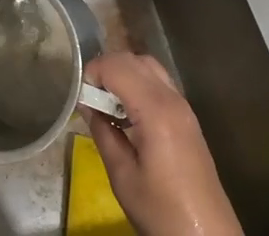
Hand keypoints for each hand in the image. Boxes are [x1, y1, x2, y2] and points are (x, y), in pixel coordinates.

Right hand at [83, 53, 240, 235]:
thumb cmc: (161, 209)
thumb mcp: (122, 175)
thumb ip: (102, 132)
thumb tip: (87, 104)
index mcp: (156, 110)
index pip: (118, 65)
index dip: (93, 72)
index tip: (79, 95)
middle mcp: (173, 99)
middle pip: (134, 59)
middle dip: (107, 68)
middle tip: (89, 96)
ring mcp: (184, 107)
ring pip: (149, 68)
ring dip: (124, 74)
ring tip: (107, 103)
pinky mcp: (188, 119)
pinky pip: (160, 84)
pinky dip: (139, 85)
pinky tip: (128, 114)